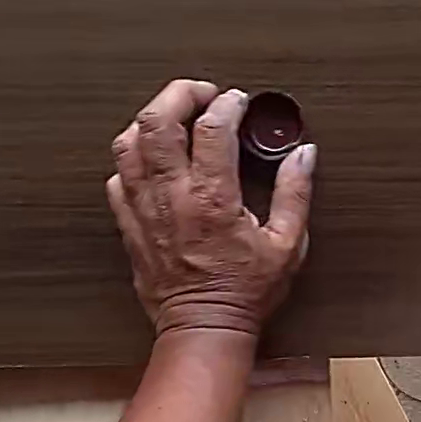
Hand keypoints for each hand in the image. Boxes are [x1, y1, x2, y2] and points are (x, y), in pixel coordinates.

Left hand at [107, 79, 315, 337]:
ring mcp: (145, 209)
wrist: (203, 327)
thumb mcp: (288, 244)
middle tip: (200, 95)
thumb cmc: (245, 292)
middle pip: (158, 120)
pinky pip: (117, 178)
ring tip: (173, 120)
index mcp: (214, 198)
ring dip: (150, 120)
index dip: (227, 103)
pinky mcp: (130, 225)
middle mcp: (173, 197)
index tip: (239, 102)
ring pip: (128, 144)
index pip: (213, 127)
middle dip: (179, 94)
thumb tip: (303, 154)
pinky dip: (131, 159)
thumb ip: (296, 193)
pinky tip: (152, 161)